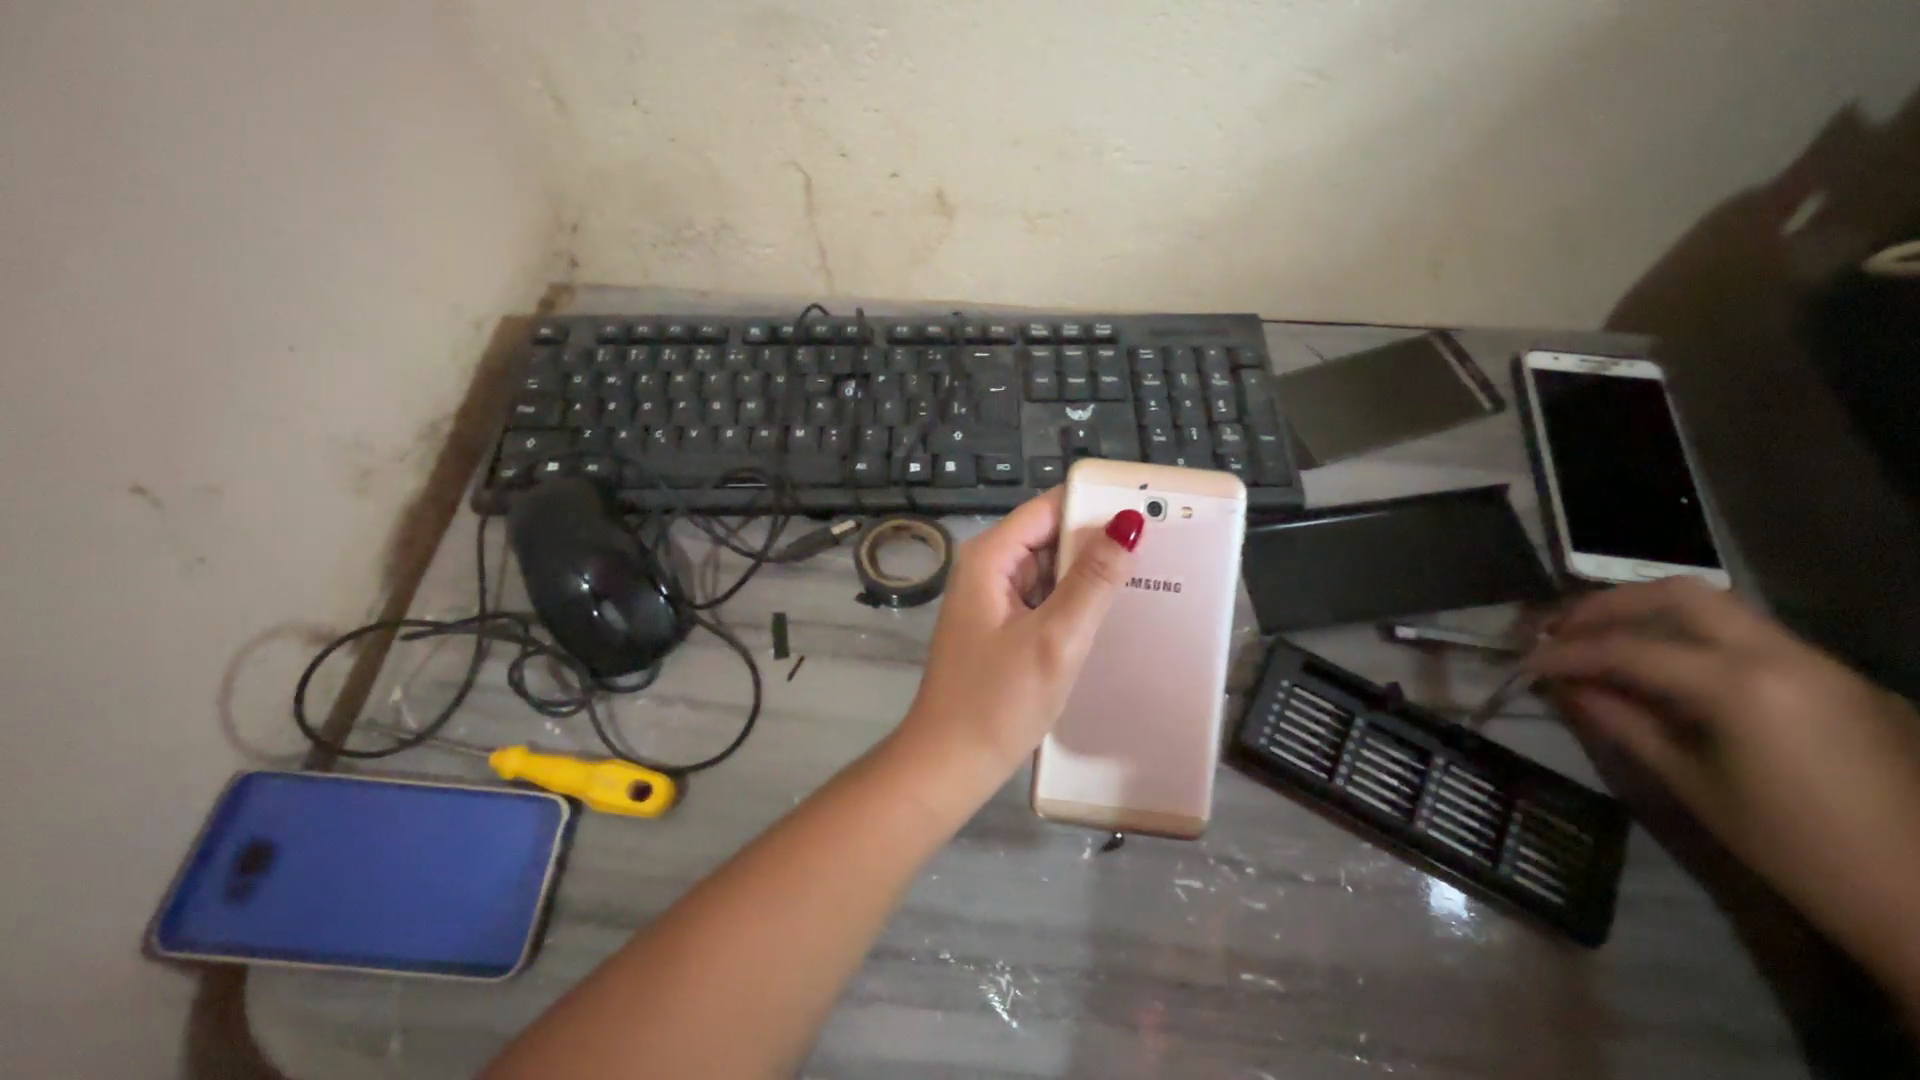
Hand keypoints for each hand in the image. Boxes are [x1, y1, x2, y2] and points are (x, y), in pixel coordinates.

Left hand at [894, 488, 1140, 802]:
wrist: (950, 763)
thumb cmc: (998, 701)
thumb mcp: (1054, 639)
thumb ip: (1093, 581)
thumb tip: (1128, 523)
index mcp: (991, 558)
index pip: (1050, 508)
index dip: (1097, 507)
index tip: (1149, 512)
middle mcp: (988, 569)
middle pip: (1051, 536)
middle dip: (1099, 543)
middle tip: (1161, 553)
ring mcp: (993, 601)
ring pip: (1051, 570)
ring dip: (1090, 576)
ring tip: (1149, 580)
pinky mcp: (1002, 629)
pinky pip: (1044, 600)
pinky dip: (1074, 604)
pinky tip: (1111, 616)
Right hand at [1528, 578, 1919, 993]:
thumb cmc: (1792, 849)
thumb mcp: (1692, 784)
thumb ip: (1623, 723)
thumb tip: (1564, 688)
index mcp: (1743, 684)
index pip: (1629, 648)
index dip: (1566, 653)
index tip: (1523, 662)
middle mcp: (1784, 654)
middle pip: (1680, 595)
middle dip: (1609, 605)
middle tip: (1561, 629)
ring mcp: (1820, 662)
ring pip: (1721, 610)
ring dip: (1653, 616)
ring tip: (1604, 643)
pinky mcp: (1840, 679)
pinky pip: (1754, 638)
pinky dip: (1697, 640)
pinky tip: (1670, 673)